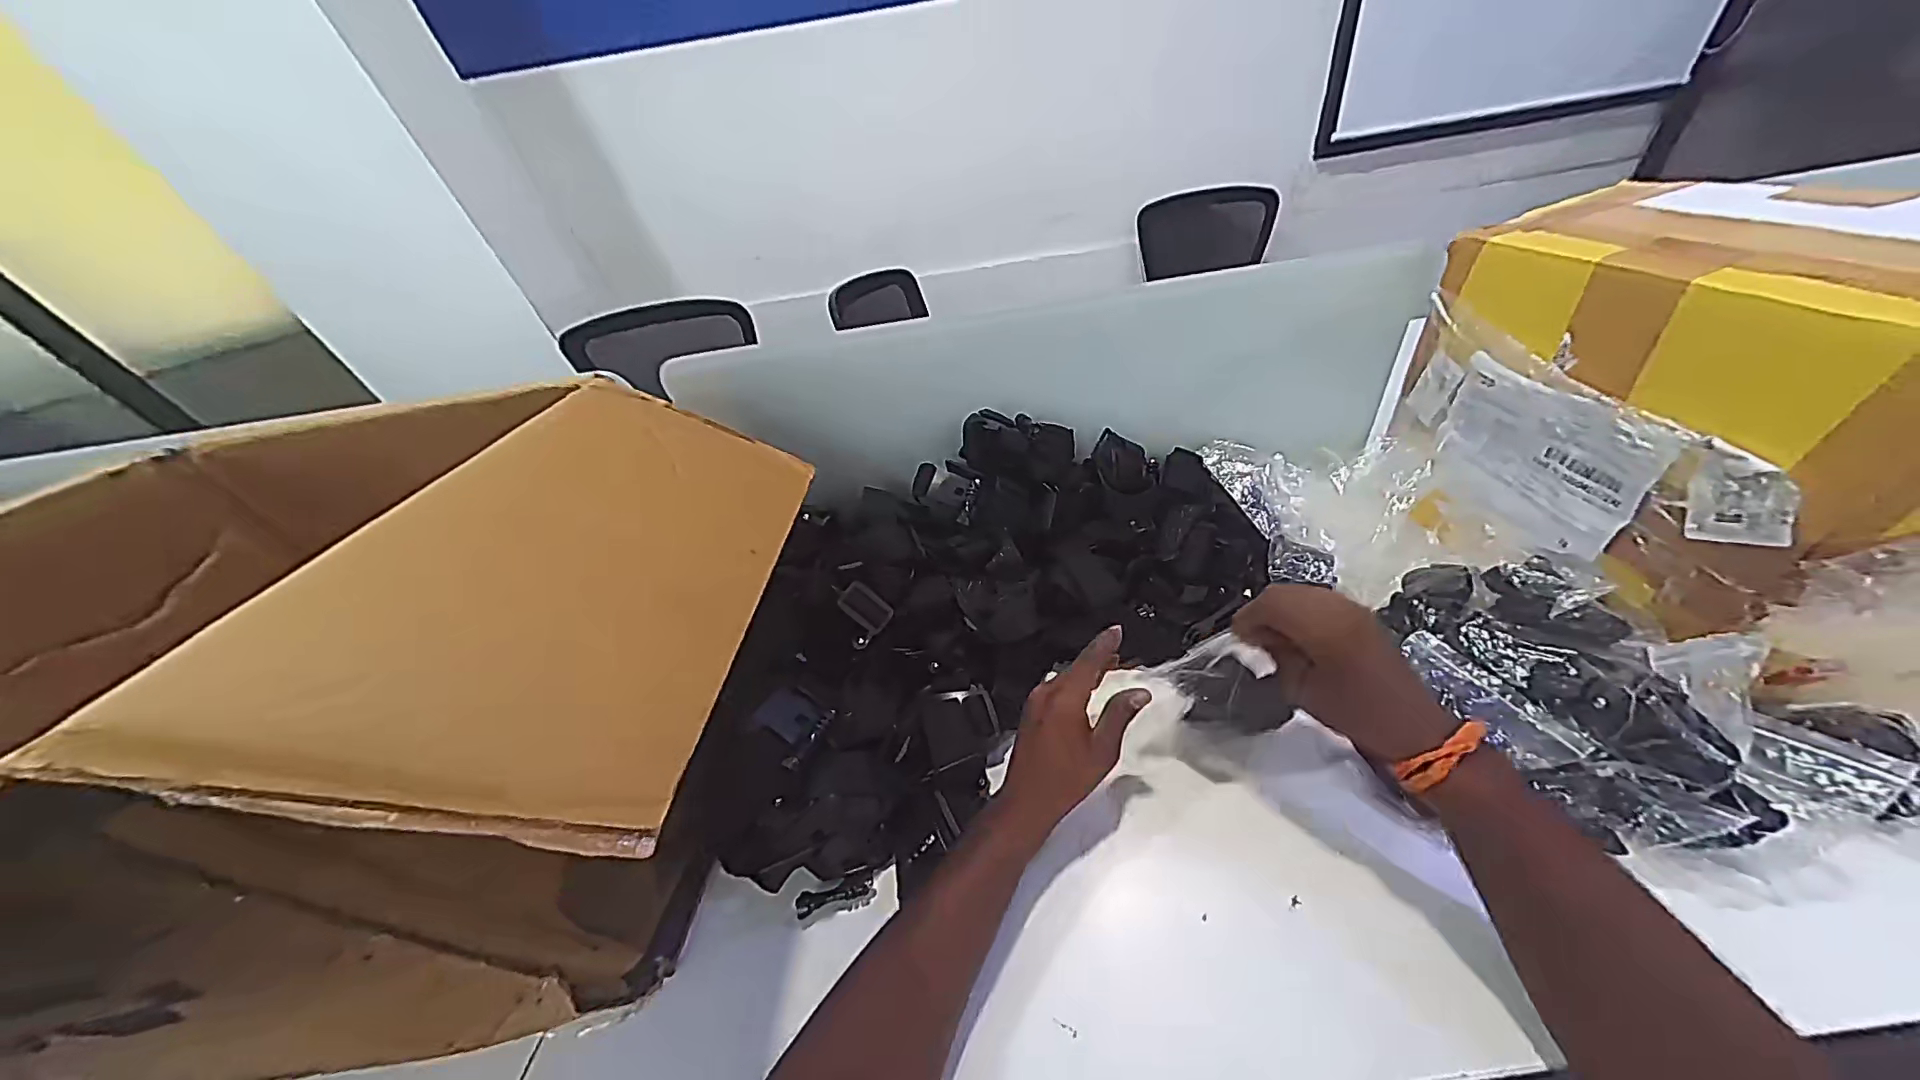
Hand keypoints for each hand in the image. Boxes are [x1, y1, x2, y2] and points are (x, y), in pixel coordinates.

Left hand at [997, 625, 1151, 835]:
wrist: (1027, 801)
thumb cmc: (1063, 781)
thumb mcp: (1102, 749)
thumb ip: (1120, 715)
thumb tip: (1138, 694)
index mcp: (1064, 699)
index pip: (1089, 661)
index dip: (1105, 644)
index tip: (1116, 631)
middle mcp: (1046, 695)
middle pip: (1077, 667)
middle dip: (1099, 658)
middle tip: (1120, 654)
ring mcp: (1035, 703)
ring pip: (1065, 678)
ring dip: (1086, 672)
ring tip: (1107, 671)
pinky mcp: (1031, 713)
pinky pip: (1055, 689)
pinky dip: (1073, 684)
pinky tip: (1084, 693)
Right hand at [1231, 585, 1455, 762]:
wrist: (1411, 726)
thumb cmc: (1353, 713)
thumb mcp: (1301, 689)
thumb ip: (1276, 656)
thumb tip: (1259, 639)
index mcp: (1323, 625)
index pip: (1271, 603)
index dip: (1248, 618)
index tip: (1238, 639)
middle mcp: (1338, 606)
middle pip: (1284, 592)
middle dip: (1261, 611)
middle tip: (1251, 638)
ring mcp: (1352, 607)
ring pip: (1301, 593)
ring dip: (1280, 610)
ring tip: (1271, 638)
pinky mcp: (1360, 615)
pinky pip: (1318, 600)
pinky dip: (1299, 612)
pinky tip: (1296, 636)